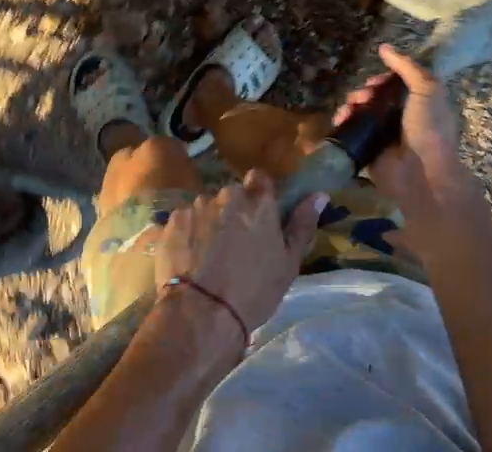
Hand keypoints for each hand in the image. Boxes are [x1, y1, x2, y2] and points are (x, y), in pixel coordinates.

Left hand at [153, 170, 326, 335]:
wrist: (201, 313)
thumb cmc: (254, 291)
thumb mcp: (289, 263)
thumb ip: (302, 224)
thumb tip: (320, 194)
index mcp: (258, 201)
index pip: (260, 178)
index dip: (260, 196)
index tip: (261, 219)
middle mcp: (226, 194)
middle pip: (233, 195)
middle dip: (235, 212)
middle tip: (237, 245)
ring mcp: (196, 205)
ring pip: (208, 207)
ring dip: (211, 222)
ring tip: (211, 256)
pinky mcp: (172, 220)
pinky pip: (186, 221)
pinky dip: (190, 234)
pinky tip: (192, 259)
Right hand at [334, 44, 475, 232]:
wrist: (422, 173)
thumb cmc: (429, 127)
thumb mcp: (427, 89)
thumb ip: (407, 67)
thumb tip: (384, 47)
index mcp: (418, 104)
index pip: (394, 85)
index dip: (382, 79)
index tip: (376, 81)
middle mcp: (400, 119)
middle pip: (374, 97)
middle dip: (364, 92)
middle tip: (363, 96)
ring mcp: (383, 136)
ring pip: (360, 112)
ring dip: (351, 105)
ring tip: (349, 109)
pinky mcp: (367, 150)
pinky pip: (351, 132)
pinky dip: (343, 123)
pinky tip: (340, 120)